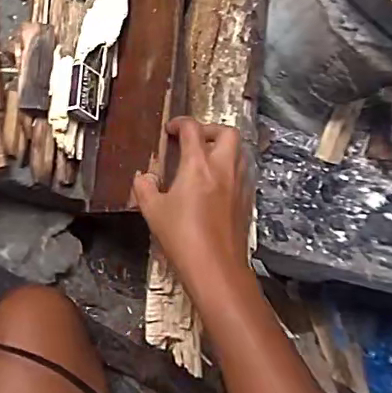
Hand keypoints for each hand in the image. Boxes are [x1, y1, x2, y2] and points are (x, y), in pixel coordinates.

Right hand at [133, 118, 251, 297]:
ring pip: (239, 152)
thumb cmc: (183, 238)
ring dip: (222, 148)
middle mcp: (223, 169)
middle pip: (226, 132)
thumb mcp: (152, 210)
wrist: (217, 269)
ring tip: (204, 160)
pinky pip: (242, 173)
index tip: (171, 129)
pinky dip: (229, 169)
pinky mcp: (247, 201)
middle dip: (209, 130)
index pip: (192, 129)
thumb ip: (145, 187)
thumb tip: (144, 177)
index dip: (180, 123)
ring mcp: (239, 185)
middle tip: (193, 140)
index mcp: (198, 165)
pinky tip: (215, 184)